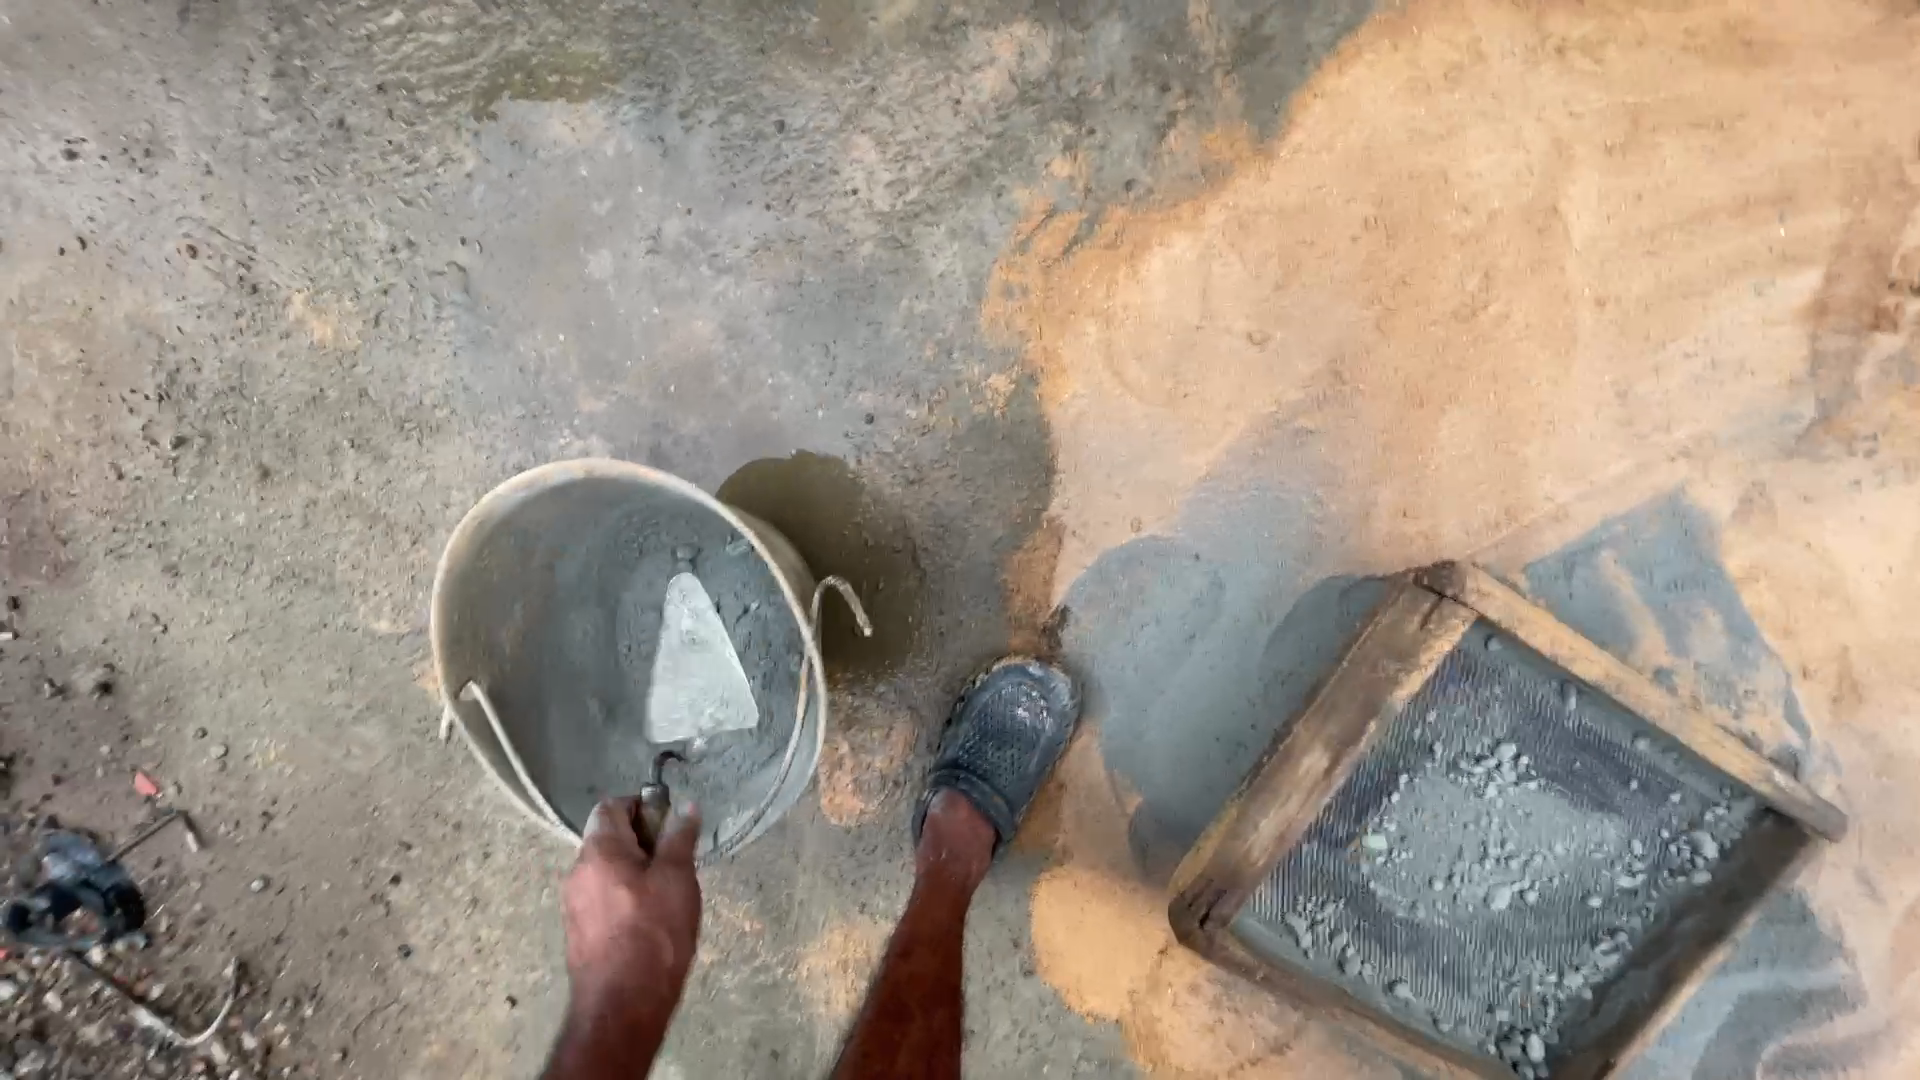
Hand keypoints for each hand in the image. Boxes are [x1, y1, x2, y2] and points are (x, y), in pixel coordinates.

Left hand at [562, 796, 703, 1004]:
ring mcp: (574, 905)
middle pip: (608, 837)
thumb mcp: (677, 876)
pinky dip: (627, 894)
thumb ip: (679, 836)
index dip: (640, 805)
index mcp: (597, 852)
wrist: (623, 1005)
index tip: (669, 822)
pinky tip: (652, 916)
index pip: (610, 806)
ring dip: (637, 868)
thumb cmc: (653, 930)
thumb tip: (685, 805)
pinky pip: (604, 896)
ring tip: (669, 888)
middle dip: (643, 839)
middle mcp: (577, 873)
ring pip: (608, 869)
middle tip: (676, 857)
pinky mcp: (580, 932)